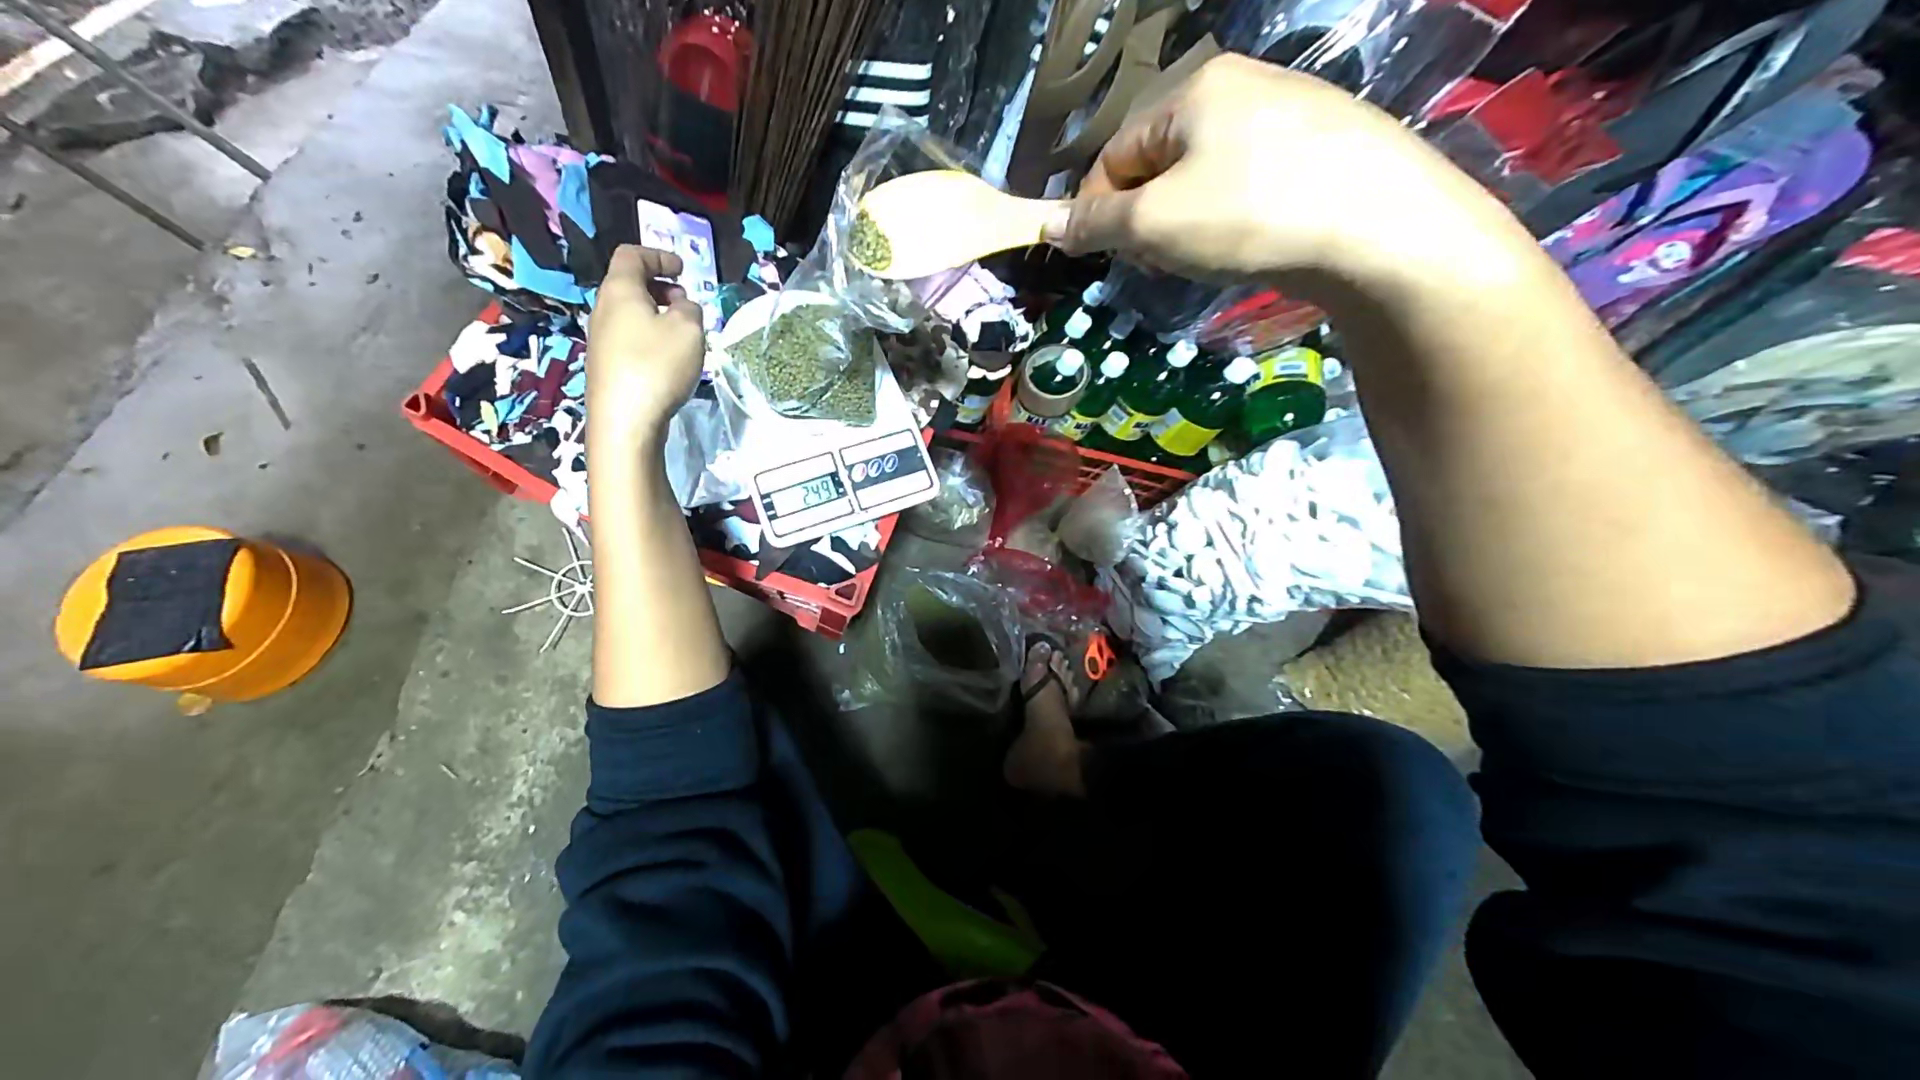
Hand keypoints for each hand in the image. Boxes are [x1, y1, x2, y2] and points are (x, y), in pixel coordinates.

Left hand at [588, 245, 705, 447]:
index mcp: (619, 290)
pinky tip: (667, 359)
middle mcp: (603, 309)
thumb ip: (690, 308)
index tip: (681, 268)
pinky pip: (628, 338)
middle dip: (658, 287)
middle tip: (684, 301)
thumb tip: (682, 306)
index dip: (658, 256)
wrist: (625, 420)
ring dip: (655, 314)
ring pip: (629, 313)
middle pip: (628, 284)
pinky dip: (648, 337)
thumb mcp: (689, 329)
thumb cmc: (657, 365)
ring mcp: (600, 339)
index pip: (631, 255)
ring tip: (681, 333)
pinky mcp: (606, 365)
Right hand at [1045, 55, 1532, 295]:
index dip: (1097, 209)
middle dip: (1147, 219)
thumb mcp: (1155, 223)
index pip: (1116, 154)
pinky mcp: (1324, 145)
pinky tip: (1250, 244)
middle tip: (1159, 262)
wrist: (1381, 228)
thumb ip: (1095, 223)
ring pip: (1205, 176)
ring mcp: (1289, 112)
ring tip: (1206, 259)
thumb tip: (1048, 224)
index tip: (1101, 256)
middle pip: (1161, 163)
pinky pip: (1250, 182)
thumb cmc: (1250, 216)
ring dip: (1187, 223)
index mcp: (1194, 91)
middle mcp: (1242, 86)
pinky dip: (1233, 218)